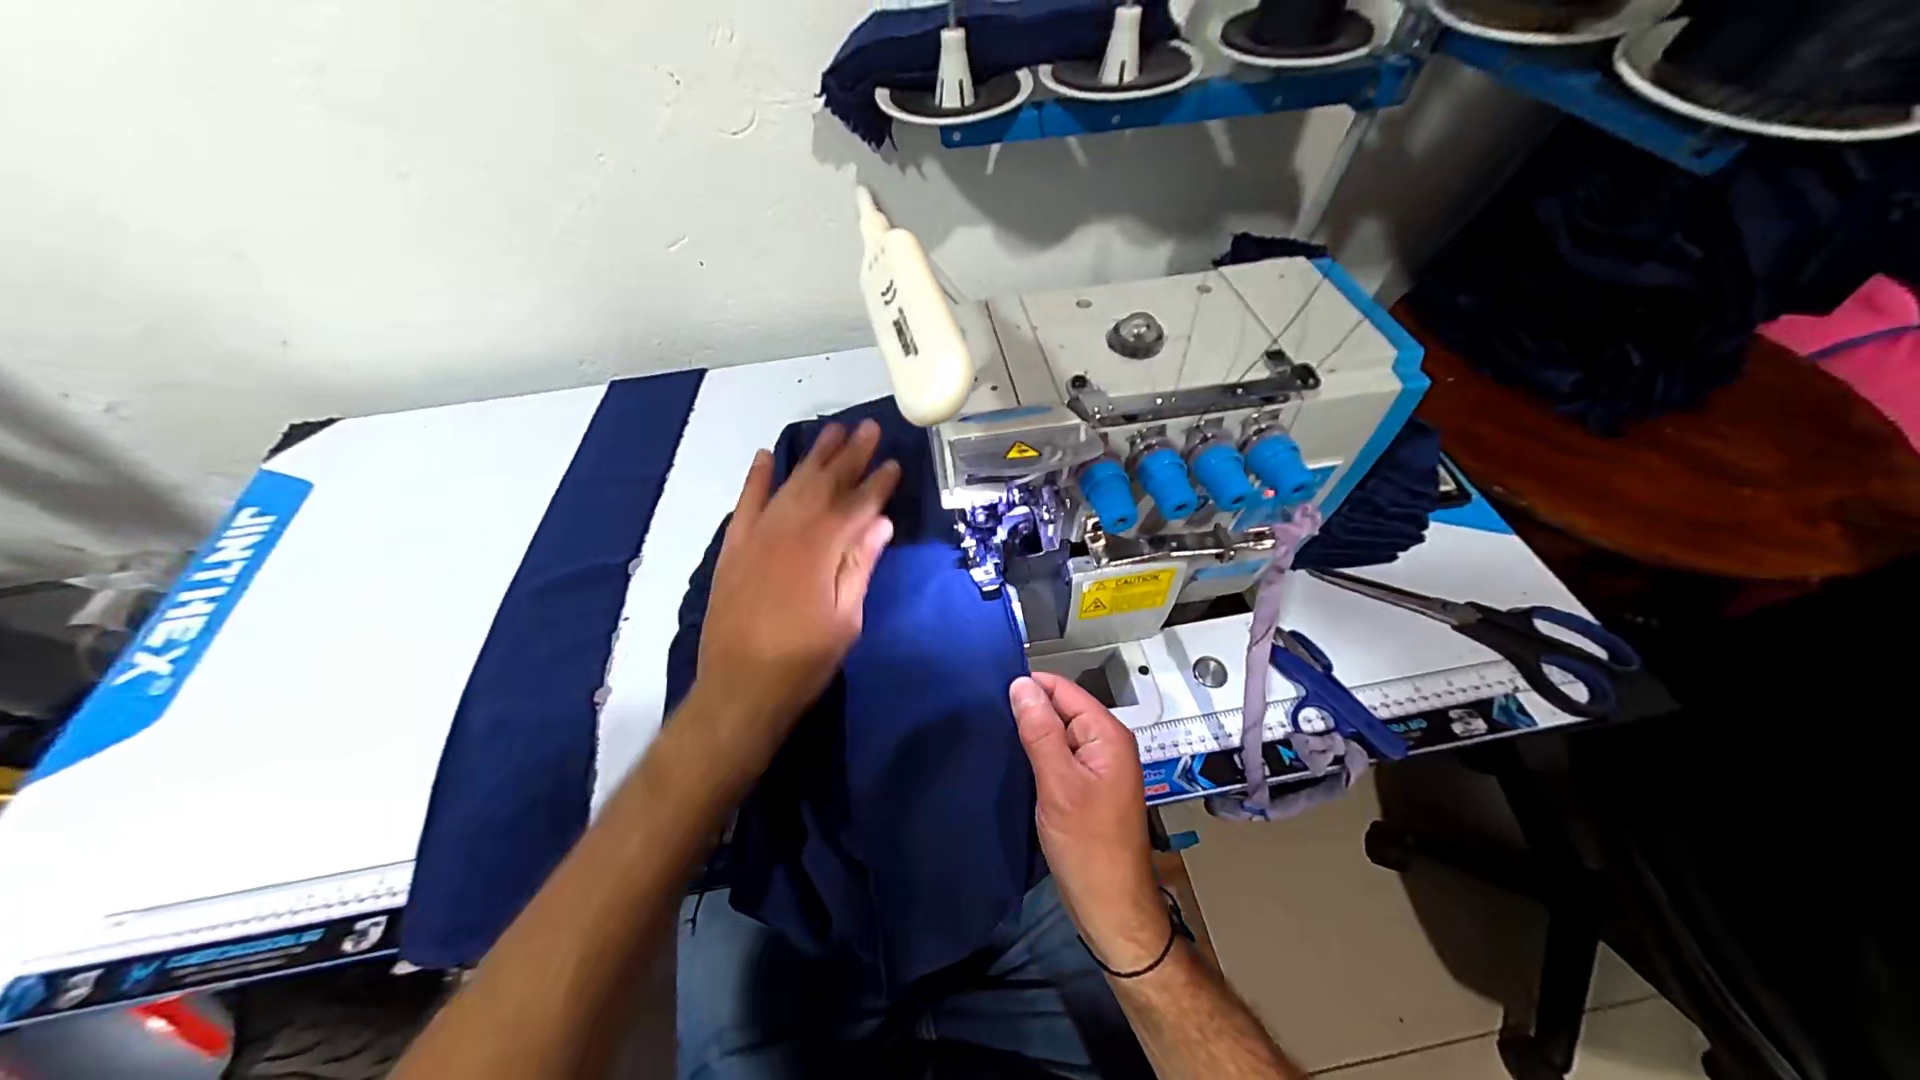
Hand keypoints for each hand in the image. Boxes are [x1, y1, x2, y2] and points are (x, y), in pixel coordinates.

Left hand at [693, 420, 901, 750]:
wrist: (739, 688)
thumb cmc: (803, 661)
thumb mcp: (845, 619)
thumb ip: (859, 566)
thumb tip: (880, 523)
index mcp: (821, 550)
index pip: (856, 505)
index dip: (878, 483)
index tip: (894, 462)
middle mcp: (787, 531)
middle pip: (823, 484)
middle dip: (849, 455)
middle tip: (869, 428)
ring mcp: (755, 536)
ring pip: (788, 484)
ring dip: (811, 457)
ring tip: (832, 432)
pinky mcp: (732, 548)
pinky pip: (745, 503)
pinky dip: (755, 478)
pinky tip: (764, 456)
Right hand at [1009, 673, 1168, 971]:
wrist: (1109, 906)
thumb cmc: (1089, 847)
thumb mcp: (1059, 784)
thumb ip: (1040, 731)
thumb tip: (1021, 685)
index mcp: (1107, 735)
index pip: (1063, 690)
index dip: (1029, 686)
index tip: (989, 689)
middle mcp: (1104, 744)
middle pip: (1059, 709)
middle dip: (1026, 710)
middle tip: (984, 715)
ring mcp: (1094, 767)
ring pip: (1054, 734)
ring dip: (1028, 734)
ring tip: (991, 735)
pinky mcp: (1082, 787)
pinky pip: (1055, 757)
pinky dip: (1034, 756)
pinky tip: (1010, 760)